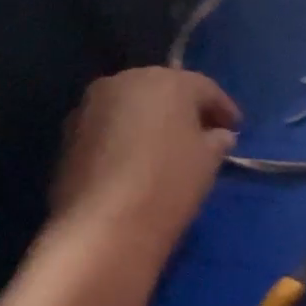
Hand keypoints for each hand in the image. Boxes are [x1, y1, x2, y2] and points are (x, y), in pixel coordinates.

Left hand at [52, 67, 241, 251]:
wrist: (105, 224)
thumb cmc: (169, 184)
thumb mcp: (207, 163)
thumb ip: (217, 141)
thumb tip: (219, 135)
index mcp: (166, 81)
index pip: (203, 88)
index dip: (223, 108)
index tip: (236, 129)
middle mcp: (124, 81)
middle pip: (163, 90)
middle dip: (184, 110)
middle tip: (203, 135)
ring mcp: (91, 105)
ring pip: (132, 106)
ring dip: (152, 122)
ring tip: (168, 150)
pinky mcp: (70, 132)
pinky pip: (110, 126)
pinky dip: (127, 137)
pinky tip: (137, 161)